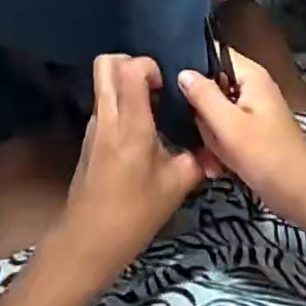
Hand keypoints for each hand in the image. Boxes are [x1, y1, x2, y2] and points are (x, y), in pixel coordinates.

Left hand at [59, 55, 207, 275]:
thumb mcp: (176, 186)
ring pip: (102, 83)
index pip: (130, 68)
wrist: (87, 242)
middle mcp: (107, 116)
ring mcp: (93, 126)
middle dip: (132, 62)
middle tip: (156, 85)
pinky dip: (121, 103)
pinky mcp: (89, 138)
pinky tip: (141, 130)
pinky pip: (103, 104)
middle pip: (105, 63)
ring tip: (153, 107)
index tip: (166, 85)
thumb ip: (198, 159)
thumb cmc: (134, 214)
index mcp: (130, 123)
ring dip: (126, 83)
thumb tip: (218, 146)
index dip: (149, 65)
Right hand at [178, 51, 305, 224]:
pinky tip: (218, 168)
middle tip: (202, 134)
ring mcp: (251, 110)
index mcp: (250, 75)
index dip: (192, 64)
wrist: (304, 197)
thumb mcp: (229, 126)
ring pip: (214, 112)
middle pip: (211, 86)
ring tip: (213, 158)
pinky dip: (220, 148)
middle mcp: (251, 87)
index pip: (213, 52)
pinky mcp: (251, 131)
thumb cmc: (267, 157)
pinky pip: (225, 131)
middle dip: (202, 113)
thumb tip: (182, 72)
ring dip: (210, 136)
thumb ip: (203, 96)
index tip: (171, 83)